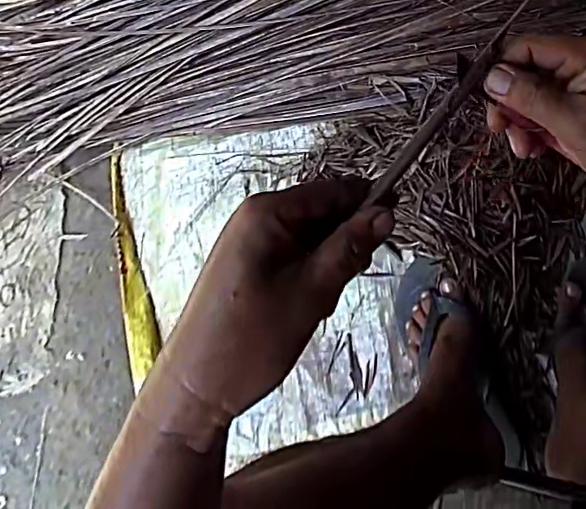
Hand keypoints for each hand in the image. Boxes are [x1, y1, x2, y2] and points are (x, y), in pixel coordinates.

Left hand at [146, 178, 392, 446]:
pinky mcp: (248, 262)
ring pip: (311, 233)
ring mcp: (249, 239)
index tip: (396, 220)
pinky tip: (311, 300)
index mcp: (266, 212)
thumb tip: (386, 213)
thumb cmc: (248, 342)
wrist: (189, 397)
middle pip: (322, 209)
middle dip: (346, 237)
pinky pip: (294, 250)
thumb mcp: (310, 293)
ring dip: (330, 258)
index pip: (331, 189)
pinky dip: (312, 269)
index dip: (366, 200)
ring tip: (326, 298)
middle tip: (357, 272)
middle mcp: (255, 216)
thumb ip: (350, 247)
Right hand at [482, 34, 585, 201]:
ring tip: (523, 148)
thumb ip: (531, 98)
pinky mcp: (574, 102)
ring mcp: (576, 82)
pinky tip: (533, 148)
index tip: (489, 102)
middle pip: (524, 69)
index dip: (502, 71)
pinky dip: (532, 127)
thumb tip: (491, 77)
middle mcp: (578, 61)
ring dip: (519, 119)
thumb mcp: (574, 123)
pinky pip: (540, 106)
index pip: (527, 46)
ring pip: (528, 91)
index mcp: (584, 53)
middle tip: (500, 129)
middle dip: (510, 101)